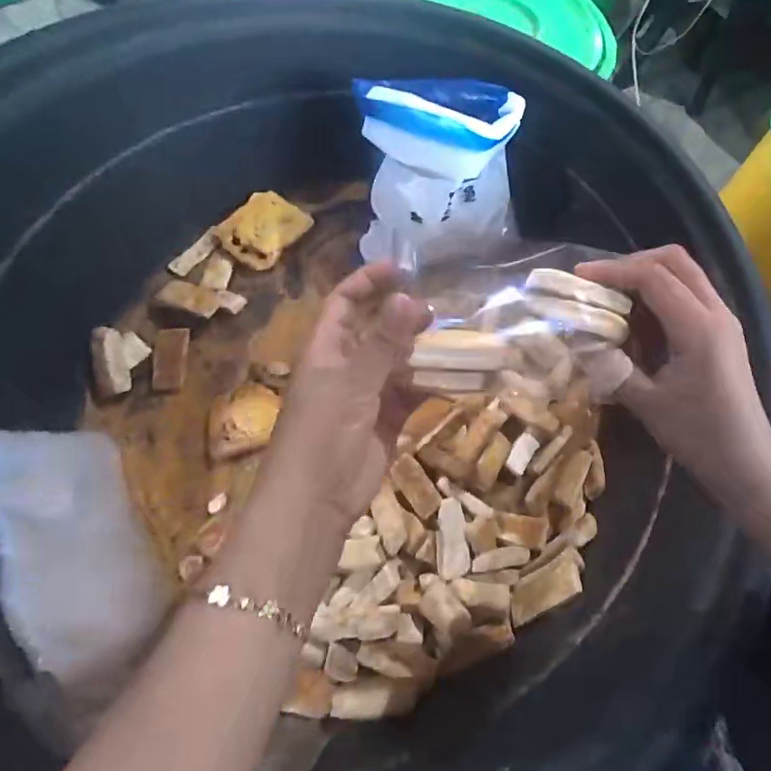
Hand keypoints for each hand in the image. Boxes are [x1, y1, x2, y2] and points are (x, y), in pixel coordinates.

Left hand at [260, 262, 431, 522]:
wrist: (316, 502)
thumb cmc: (323, 434)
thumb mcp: (354, 382)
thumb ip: (383, 342)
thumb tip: (409, 297)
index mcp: (326, 350)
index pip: (344, 303)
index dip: (367, 281)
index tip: (401, 269)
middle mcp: (345, 366)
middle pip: (375, 329)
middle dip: (401, 316)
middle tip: (434, 311)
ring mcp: (366, 394)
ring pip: (397, 361)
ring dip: (421, 350)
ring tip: (451, 340)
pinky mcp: (386, 419)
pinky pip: (411, 392)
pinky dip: (430, 383)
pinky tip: (454, 376)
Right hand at [575, 247, 770, 498]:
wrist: (748, 461)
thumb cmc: (699, 435)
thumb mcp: (646, 404)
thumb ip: (612, 366)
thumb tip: (579, 340)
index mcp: (699, 328)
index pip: (653, 277)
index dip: (613, 271)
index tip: (579, 277)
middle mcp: (716, 312)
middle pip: (674, 260)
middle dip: (631, 263)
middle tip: (598, 281)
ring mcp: (723, 318)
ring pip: (684, 272)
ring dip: (646, 274)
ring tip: (613, 295)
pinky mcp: (723, 329)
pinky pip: (689, 291)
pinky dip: (660, 291)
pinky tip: (637, 317)